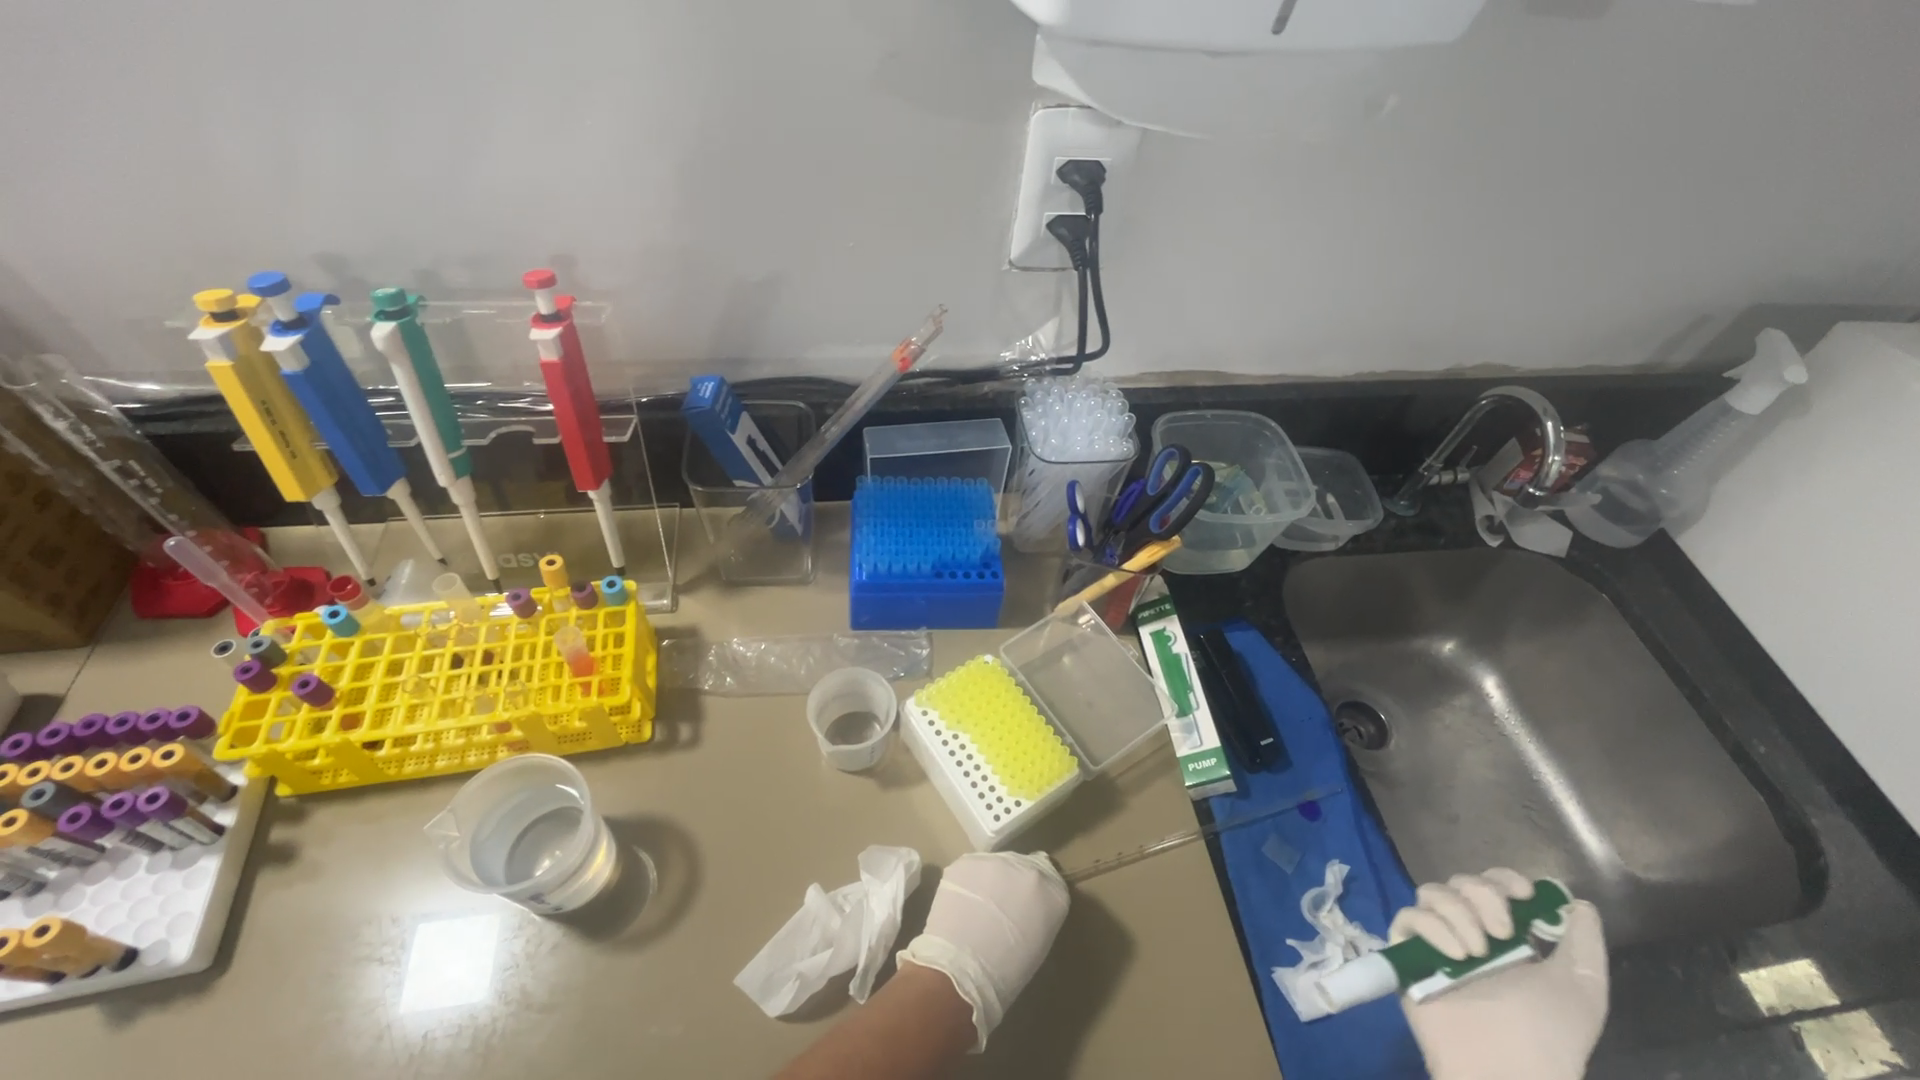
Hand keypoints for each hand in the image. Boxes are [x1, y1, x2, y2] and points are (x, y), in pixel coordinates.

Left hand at [896, 851, 1069, 1051]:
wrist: (962, 970)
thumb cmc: (1007, 971)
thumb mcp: (1038, 942)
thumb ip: (1038, 914)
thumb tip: (1027, 908)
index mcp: (1052, 889)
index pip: (1049, 879)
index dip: (1034, 893)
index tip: (1024, 906)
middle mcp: (1027, 866)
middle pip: (1021, 866)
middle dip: (1011, 883)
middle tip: (999, 908)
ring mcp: (994, 860)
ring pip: (993, 866)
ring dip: (988, 881)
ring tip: (976, 908)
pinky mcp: (965, 862)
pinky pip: (969, 870)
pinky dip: (966, 884)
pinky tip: (960, 905)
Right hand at [1393, 869, 1608, 1079]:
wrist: (1511, 1069)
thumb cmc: (1550, 1033)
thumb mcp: (1582, 988)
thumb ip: (1584, 942)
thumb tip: (1578, 902)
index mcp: (1507, 937)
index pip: (1494, 884)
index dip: (1504, 878)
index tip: (1522, 895)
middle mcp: (1469, 933)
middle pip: (1460, 881)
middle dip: (1483, 896)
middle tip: (1503, 932)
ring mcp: (1435, 944)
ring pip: (1431, 893)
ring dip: (1459, 912)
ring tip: (1479, 952)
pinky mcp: (1407, 957)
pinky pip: (1407, 919)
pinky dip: (1432, 927)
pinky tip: (1456, 955)